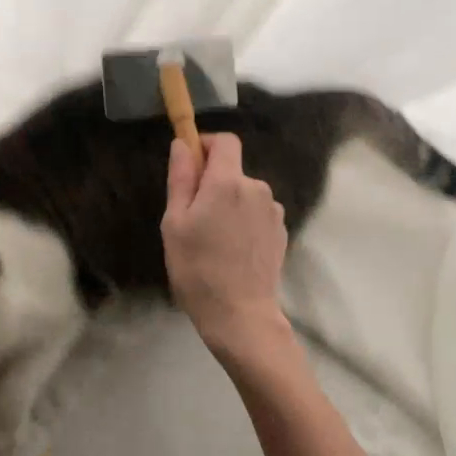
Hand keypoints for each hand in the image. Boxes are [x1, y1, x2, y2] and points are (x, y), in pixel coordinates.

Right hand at [162, 134, 292, 356]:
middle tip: (192, 220)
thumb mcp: (175, 224)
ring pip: (245, 195)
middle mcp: (257, 189)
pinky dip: (243, 224)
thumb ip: (180, 179)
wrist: (239, 314)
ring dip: (229, 206)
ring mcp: (273, 212)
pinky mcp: (281, 233)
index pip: (225, 141)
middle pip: (233, 171)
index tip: (189, 165)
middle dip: (212, 184)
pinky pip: (257, 215)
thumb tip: (182, 144)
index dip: (205, 145)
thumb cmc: (197, 269)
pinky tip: (232, 253)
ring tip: (212, 242)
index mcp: (228, 182)